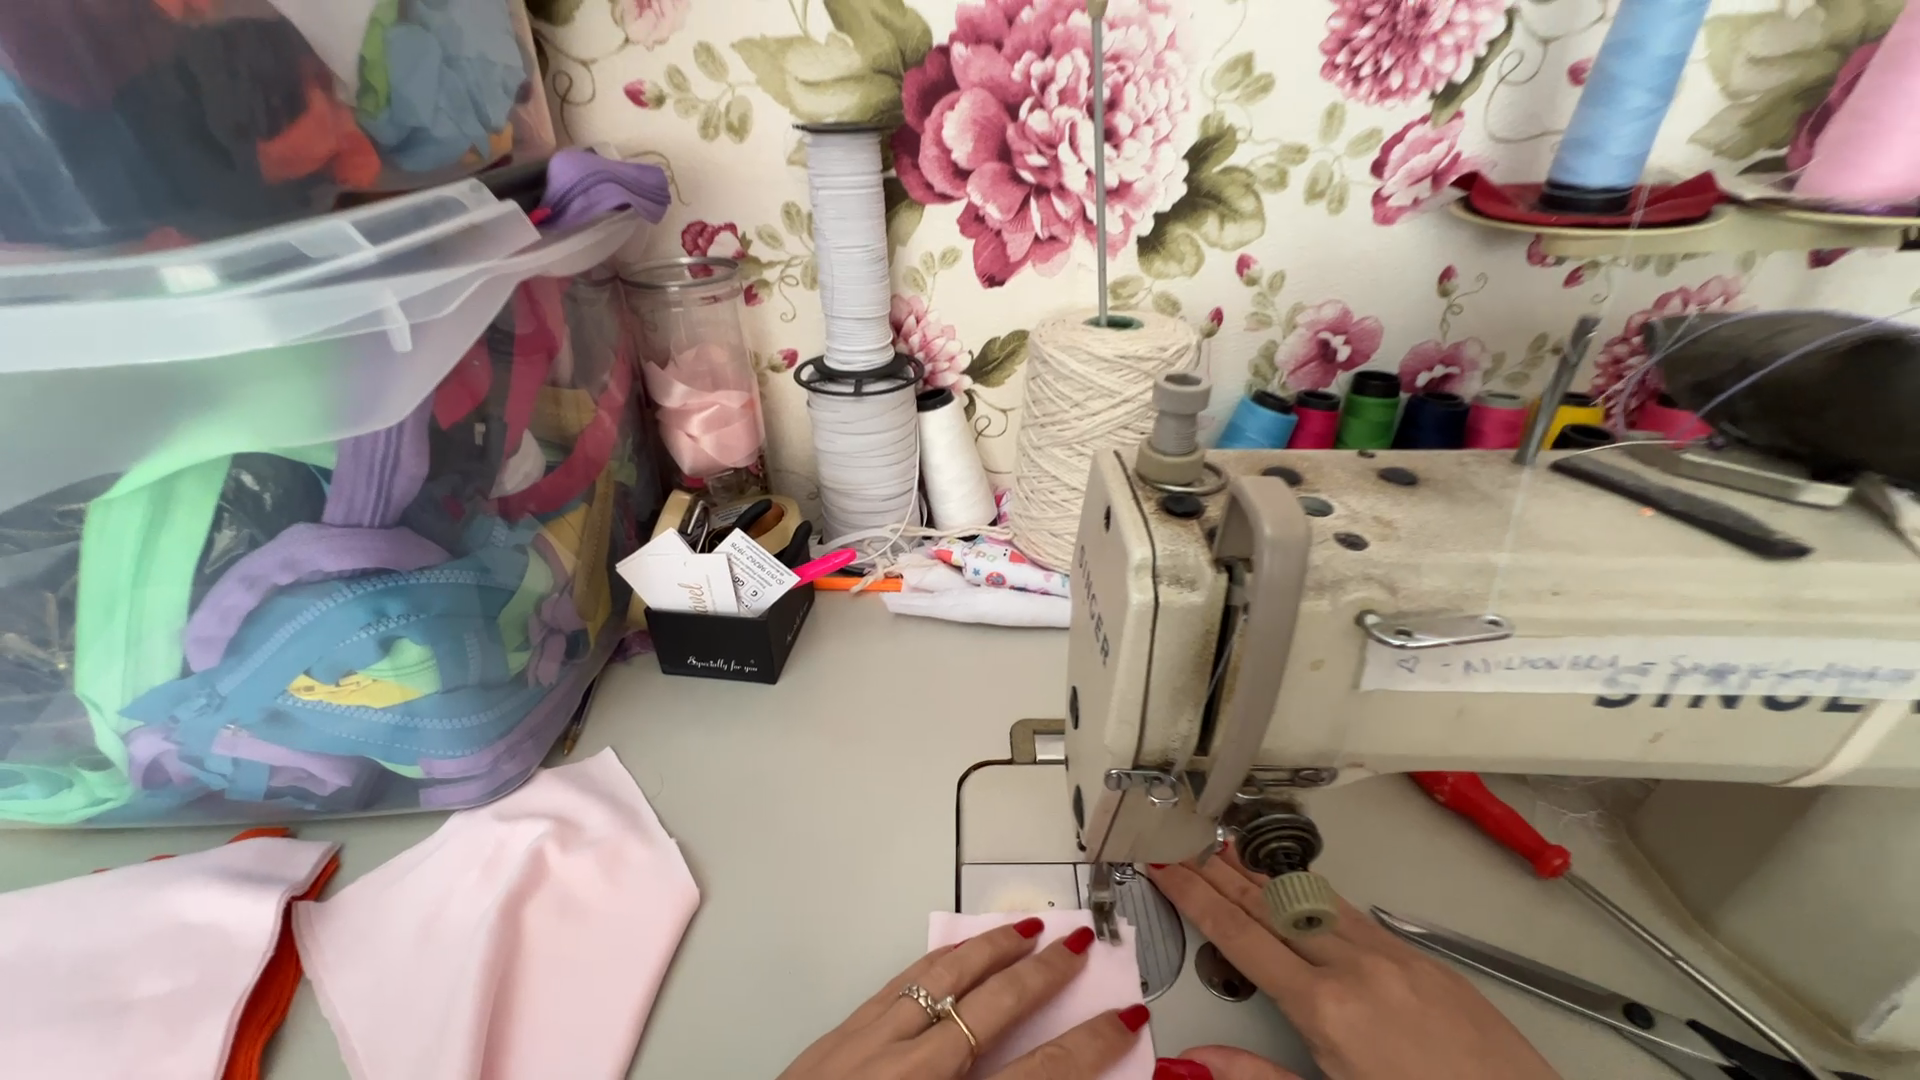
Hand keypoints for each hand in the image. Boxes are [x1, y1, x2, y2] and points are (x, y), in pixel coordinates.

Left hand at [778, 917, 1150, 1079]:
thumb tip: (1042, 1077)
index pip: (1039, 1079)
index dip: (1089, 1046)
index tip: (1124, 1018)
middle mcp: (913, 1075)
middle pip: (995, 1008)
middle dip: (1045, 973)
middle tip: (1081, 942)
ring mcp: (872, 1046)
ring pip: (945, 978)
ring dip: (991, 948)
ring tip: (1027, 926)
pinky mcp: (841, 1033)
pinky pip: (901, 982)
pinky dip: (938, 960)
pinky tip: (956, 950)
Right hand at [1145, 852, 1561, 1079]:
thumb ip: (1257, 1077)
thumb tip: (1192, 1059)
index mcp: (1324, 1009)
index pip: (1239, 936)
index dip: (1194, 897)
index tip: (1165, 869)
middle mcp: (1353, 966)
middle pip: (1266, 905)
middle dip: (1217, 871)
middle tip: (1182, 843)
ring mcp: (1392, 955)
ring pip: (1308, 899)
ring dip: (1259, 873)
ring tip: (1222, 848)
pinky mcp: (1423, 958)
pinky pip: (1350, 912)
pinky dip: (1309, 893)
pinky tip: (1294, 885)